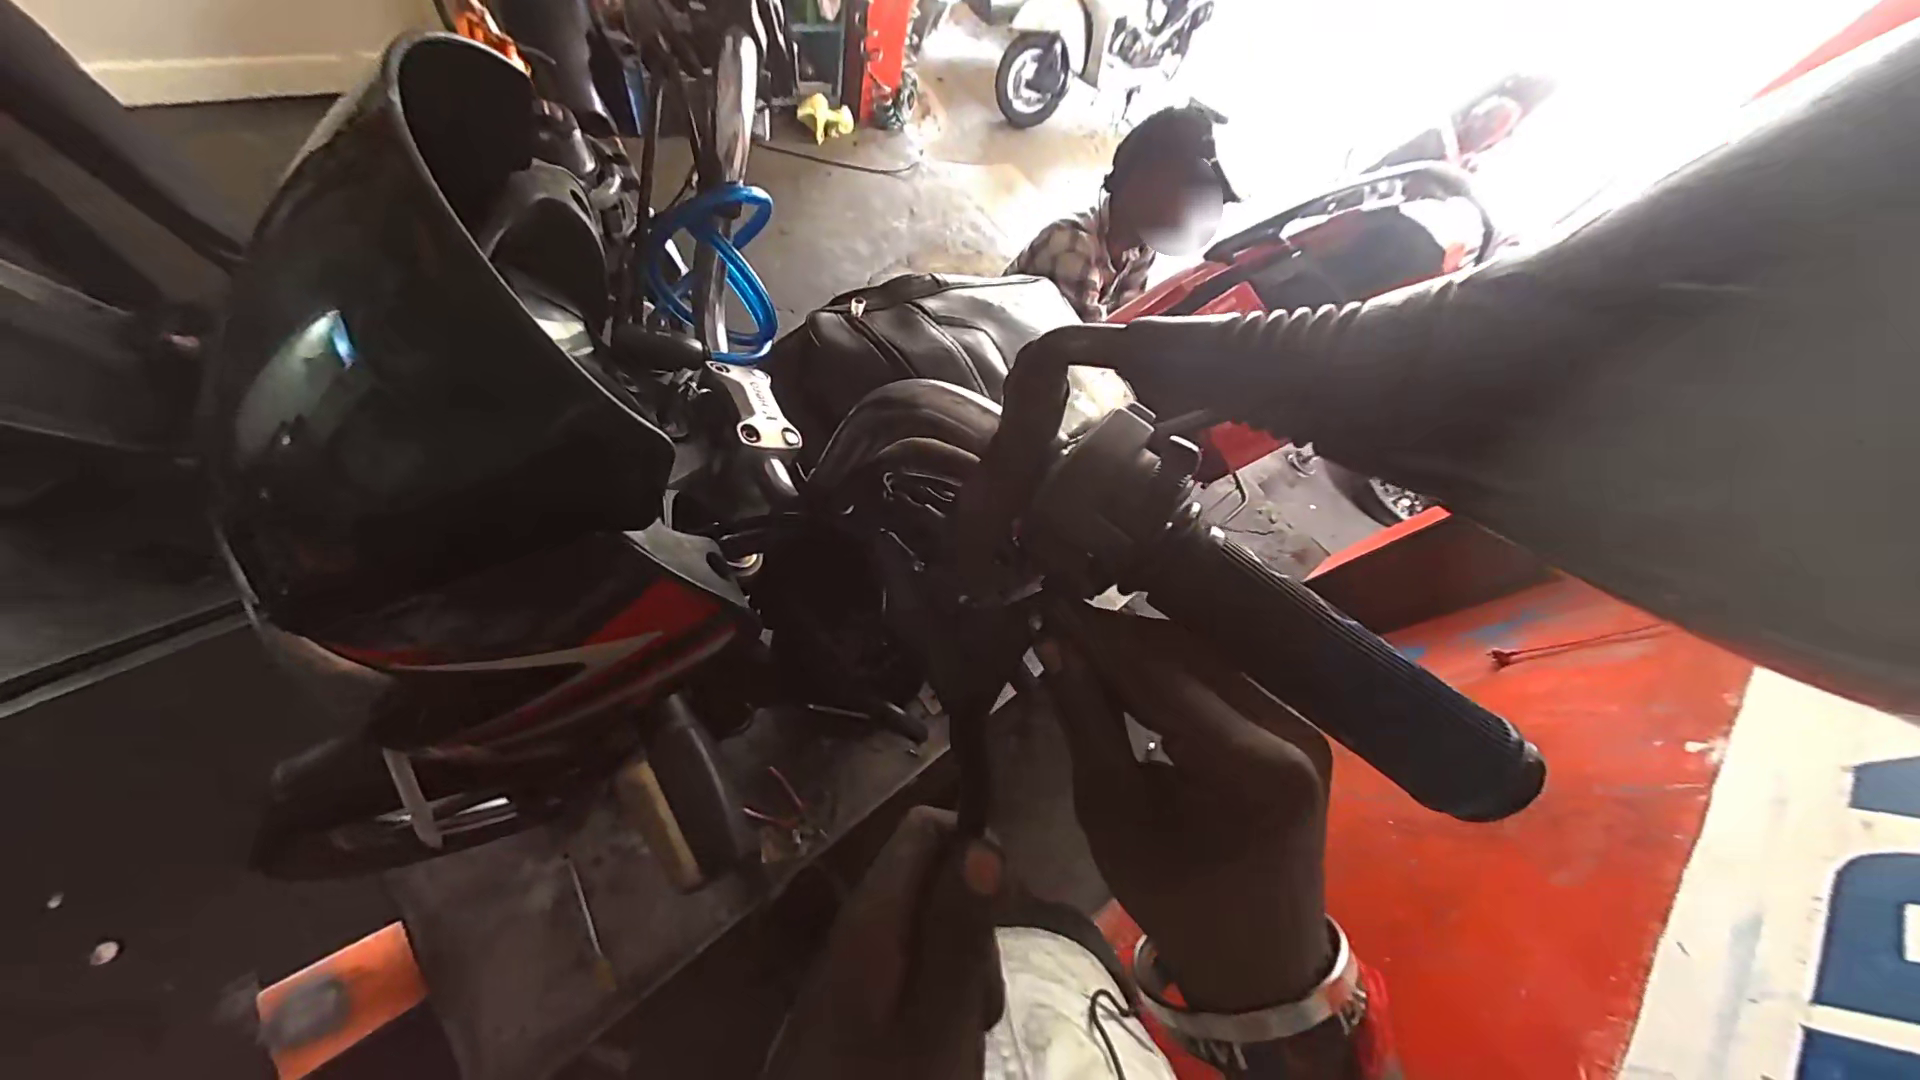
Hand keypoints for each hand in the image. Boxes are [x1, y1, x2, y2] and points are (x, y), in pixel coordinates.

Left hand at [762, 807, 1004, 1079]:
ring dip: (961, 954)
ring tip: (968, 1023)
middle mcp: (858, 921)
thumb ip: (958, 929)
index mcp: (872, 913)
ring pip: (925, 918)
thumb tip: (984, 842)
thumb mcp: (937, 1023)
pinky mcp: (855, 993)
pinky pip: (910, 958)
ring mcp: (854, 958)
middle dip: (971, 912)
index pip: (924, 827)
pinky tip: (945, 1034)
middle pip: (929, 871)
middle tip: (985, 989)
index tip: (1007, 902)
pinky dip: (940, 982)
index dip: (971, 845)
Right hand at [1037, 600, 1333, 1012]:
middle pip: (1187, 653)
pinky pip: (1222, 674)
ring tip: (1084, 637)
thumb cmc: (1176, 900)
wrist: (1258, 957)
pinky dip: (1169, 665)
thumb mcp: (1112, 815)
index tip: (1050, 606)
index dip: (1098, 637)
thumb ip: (1086, 721)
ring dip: (1142, 644)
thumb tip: (1054, 646)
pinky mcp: (1295, 723)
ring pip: (1204, 655)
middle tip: (1059, 621)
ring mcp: (1301, 722)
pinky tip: (1128, 662)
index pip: (1159, 674)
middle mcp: (1290, 728)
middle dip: (1118, 635)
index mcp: (1250, 766)